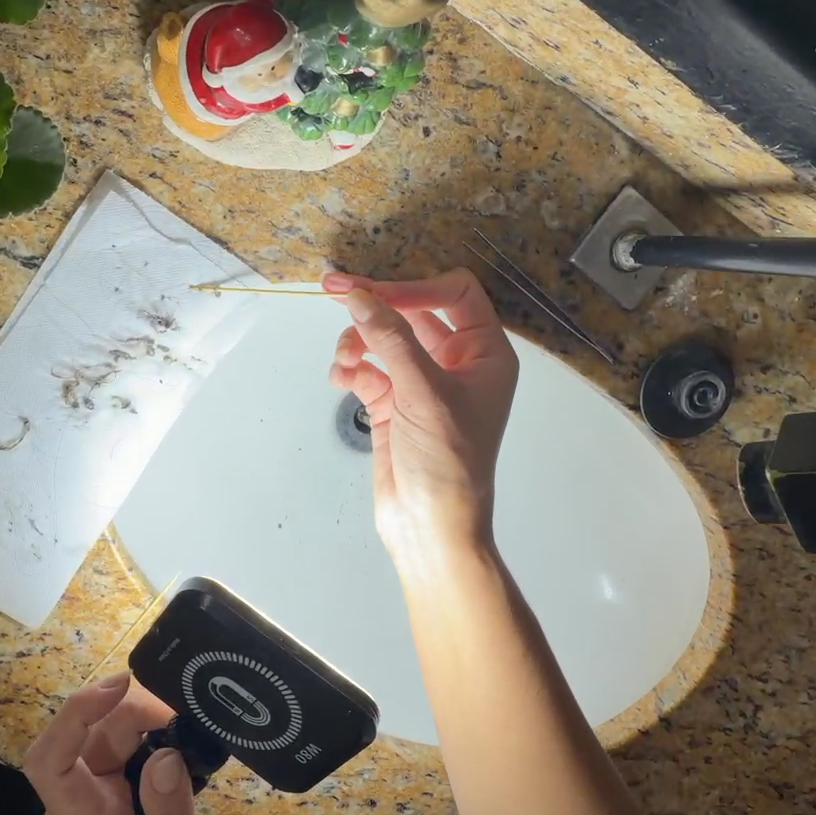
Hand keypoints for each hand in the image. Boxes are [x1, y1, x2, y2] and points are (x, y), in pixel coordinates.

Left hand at [23, 672, 215, 814]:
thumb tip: (166, 752)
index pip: (49, 762)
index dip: (76, 713)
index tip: (122, 686)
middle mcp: (73, 808)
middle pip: (88, 738)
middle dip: (134, 714)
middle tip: (184, 718)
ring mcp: (84, 803)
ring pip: (102, 739)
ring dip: (142, 725)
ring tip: (185, 730)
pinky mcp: (99, 801)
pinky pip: (113, 756)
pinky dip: (144, 740)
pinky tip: (174, 744)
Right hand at [324, 269, 519, 560]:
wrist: (429, 527)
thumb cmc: (446, 460)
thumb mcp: (423, 393)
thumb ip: (391, 339)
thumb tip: (357, 294)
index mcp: (484, 353)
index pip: (453, 294)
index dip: (413, 287)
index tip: (371, 292)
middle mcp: (454, 361)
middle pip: (411, 311)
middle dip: (374, 305)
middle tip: (331, 287)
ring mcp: (420, 382)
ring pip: (383, 338)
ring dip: (357, 341)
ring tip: (343, 361)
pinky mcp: (392, 403)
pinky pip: (367, 368)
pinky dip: (351, 369)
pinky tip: (341, 380)